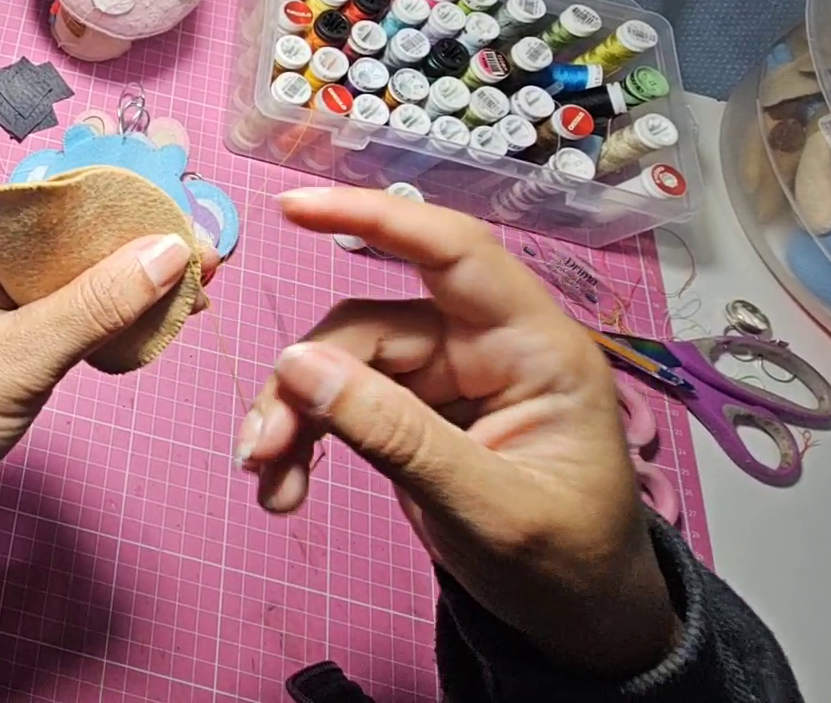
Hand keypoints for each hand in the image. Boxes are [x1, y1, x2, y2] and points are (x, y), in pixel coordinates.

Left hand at [0, 221, 217, 500]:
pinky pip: (78, 300)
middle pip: (80, 232)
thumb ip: (94, 304)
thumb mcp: (20, 356)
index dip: (129, 208)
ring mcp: (8, 285)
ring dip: (137, 277)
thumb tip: (171, 251)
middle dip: (143, 244)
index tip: (188, 229)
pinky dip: (117, 308)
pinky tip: (159, 316)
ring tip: (199, 289)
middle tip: (208, 264)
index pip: (63, 200)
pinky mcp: (21, 319)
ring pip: (85, 267)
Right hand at [236, 188, 679, 674]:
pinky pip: (329, 397)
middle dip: (302, 386)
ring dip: (290, 417)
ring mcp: (432, 371)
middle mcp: (474, 342)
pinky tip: (283, 483)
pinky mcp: (398, 401)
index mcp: (531, 347)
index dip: (374, 218)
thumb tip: (294, 363)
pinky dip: (299, 436)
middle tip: (259, 449)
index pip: (452, 252)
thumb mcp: (491, 511)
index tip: (291, 208)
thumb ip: (396, 435)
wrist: (571, 622)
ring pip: (331, 362)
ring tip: (266, 476)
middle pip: (361, 329)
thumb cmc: (566, 565)